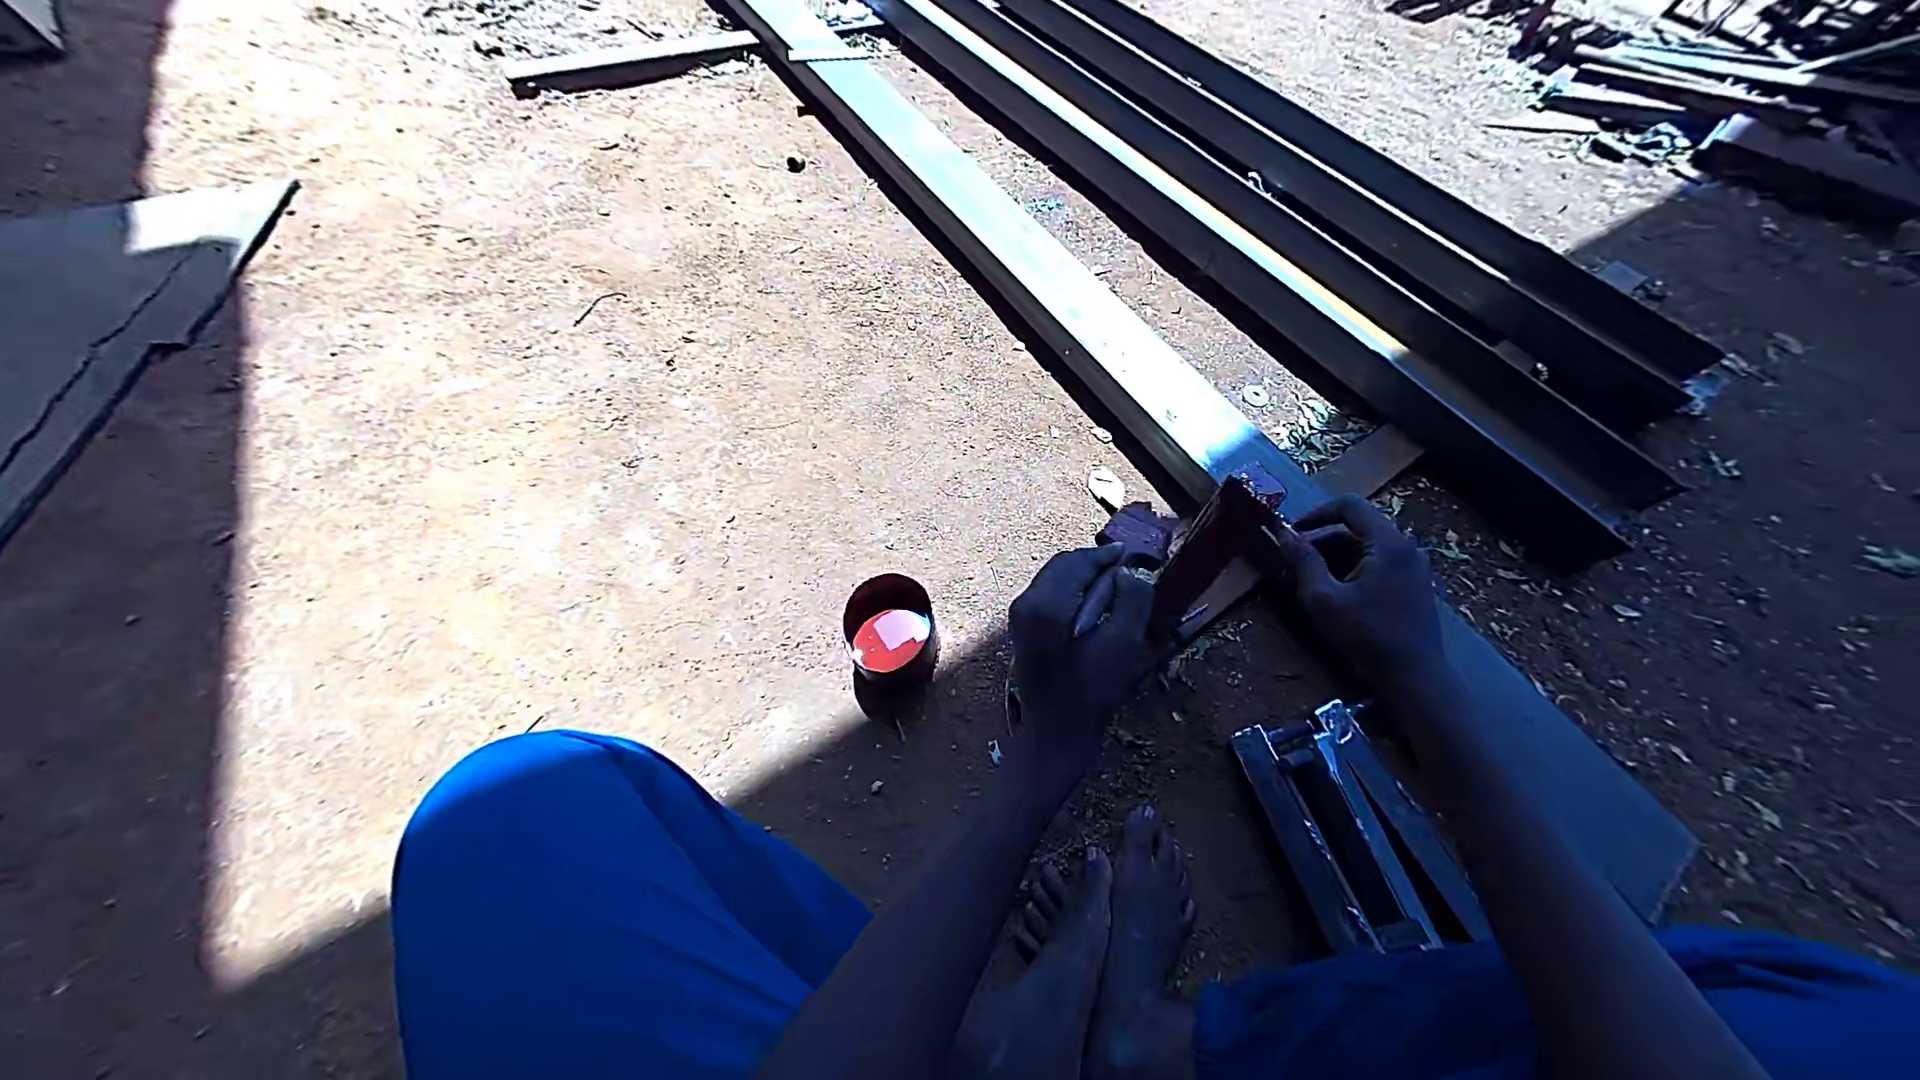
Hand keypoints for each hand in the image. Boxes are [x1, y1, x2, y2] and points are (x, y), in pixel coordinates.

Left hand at [1008, 543, 1153, 768]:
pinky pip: (1049, 593)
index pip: (1080, 562)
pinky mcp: (1022, 627)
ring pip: (1056, 577)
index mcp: (1045, 605)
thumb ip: (1131, 599)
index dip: (1108, 556)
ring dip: (1084, 577)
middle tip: (1125, 570)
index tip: (1131, 554)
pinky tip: (1093, 606)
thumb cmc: (1092, 691)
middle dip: (1095, 564)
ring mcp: (1019, 615)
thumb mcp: (1124, 644)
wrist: (1056, 731)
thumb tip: (1126, 572)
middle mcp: (1025, 603)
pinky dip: (1072, 590)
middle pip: (1064, 565)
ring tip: (1113, 587)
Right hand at [1272, 494, 1446, 686]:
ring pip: (1364, 547)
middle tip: (1294, 565)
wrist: (1413, 676)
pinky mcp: (1413, 585)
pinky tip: (1334, 595)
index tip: (1291, 532)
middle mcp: (1406, 548)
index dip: (1315, 513)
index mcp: (1388, 544)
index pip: (1349, 506)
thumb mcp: (1322, 597)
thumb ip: (1302, 560)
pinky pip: (1376, 564)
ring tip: (1309, 584)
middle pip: (1355, 528)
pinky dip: (1350, 570)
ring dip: (1332, 558)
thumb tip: (1284, 533)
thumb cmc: (1366, 635)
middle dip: (1320, 542)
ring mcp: (1414, 567)